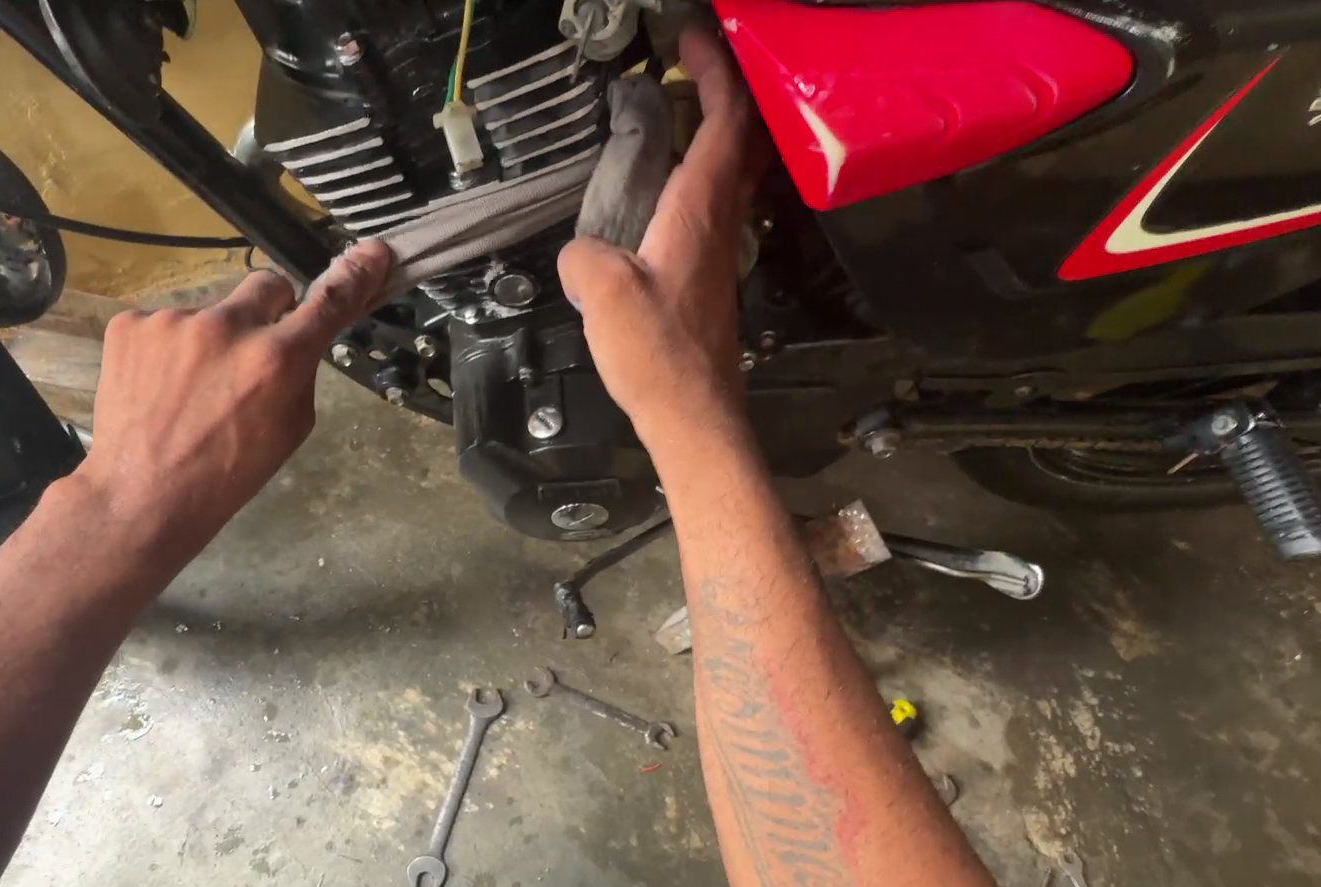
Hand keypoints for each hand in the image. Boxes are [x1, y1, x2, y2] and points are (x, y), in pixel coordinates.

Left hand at [74, 240, 390, 560]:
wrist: (145, 493)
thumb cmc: (232, 471)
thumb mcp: (291, 427)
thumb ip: (299, 372)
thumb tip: (295, 338)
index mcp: (276, 360)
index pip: (327, 304)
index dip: (355, 277)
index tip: (372, 253)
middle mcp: (227, 327)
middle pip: (268, 286)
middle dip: (269, 313)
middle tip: (253, 356)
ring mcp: (172, 320)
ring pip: (213, 312)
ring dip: (214, 339)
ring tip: (192, 389)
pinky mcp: (130, 323)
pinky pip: (167, 323)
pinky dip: (170, 349)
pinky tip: (162, 385)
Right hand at [557, 25, 758, 447]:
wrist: (693, 415)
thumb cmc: (658, 356)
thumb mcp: (602, 294)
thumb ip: (583, 255)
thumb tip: (581, 253)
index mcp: (699, 212)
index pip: (725, 119)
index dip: (716, 68)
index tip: (693, 36)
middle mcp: (720, 226)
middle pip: (739, 142)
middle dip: (722, 94)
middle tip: (690, 72)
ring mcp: (719, 256)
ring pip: (730, 179)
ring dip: (712, 139)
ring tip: (672, 124)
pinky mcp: (708, 284)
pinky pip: (711, 214)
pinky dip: (695, 184)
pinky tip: (662, 199)